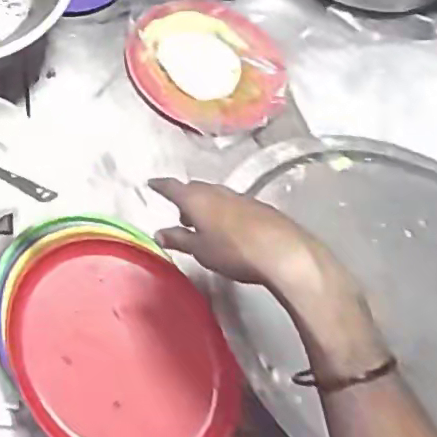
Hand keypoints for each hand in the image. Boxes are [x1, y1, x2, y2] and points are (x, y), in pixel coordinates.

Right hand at [150, 178, 388, 376]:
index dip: (161, 185)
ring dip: (205, 204)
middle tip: (179, 210)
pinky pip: (232, 203)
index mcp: (196, 198)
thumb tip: (159, 232)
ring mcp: (240, 197)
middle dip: (184, 197)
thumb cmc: (234, 251)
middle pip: (195, 189)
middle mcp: (216, 191)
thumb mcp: (200, 249)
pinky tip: (228, 227)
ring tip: (202, 221)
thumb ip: (178, 239)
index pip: (172, 187)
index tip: (151, 183)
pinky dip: (223, 210)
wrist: (285, 253)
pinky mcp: (258, 207)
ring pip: (215, 195)